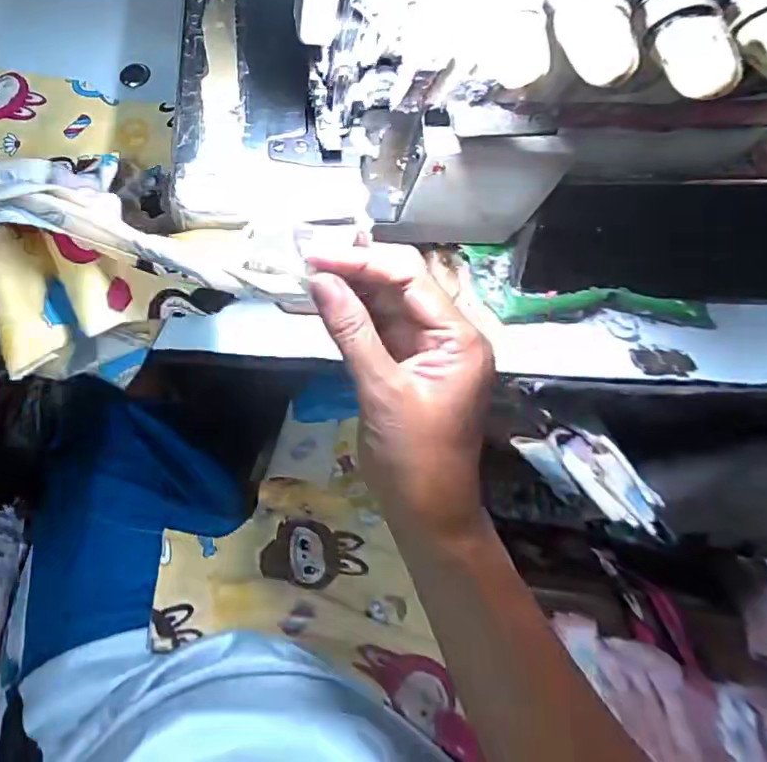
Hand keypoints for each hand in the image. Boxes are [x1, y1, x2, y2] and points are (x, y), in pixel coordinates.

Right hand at [306, 237, 494, 544]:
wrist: (425, 509)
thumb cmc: (414, 455)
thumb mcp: (381, 389)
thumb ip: (351, 330)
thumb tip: (319, 280)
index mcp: (458, 337)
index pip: (410, 277)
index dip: (362, 261)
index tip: (317, 256)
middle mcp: (444, 333)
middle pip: (398, 282)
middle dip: (355, 266)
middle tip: (308, 258)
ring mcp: (421, 346)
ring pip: (383, 300)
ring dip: (348, 285)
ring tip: (308, 271)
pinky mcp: (399, 360)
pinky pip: (373, 323)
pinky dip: (347, 310)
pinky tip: (321, 299)